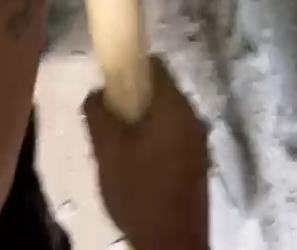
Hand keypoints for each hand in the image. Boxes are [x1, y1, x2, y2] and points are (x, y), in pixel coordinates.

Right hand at [84, 59, 208, 249]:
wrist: (172, 246)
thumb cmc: (139, 192)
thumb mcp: (107, 150)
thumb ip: (97, 113)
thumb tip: (96, 93)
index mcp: (174, 106)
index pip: (155, 64)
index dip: (130, 66)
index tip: (111, 80)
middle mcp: (193, 117)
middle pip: (162, 88)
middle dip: (135, 95)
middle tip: (112, 116)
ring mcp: (200, 141)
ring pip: (168, 113)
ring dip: (146, 119)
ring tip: (122, 141)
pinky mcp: (200, 162)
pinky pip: (176, 133)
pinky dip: (158, 136)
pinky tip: (139, 160)